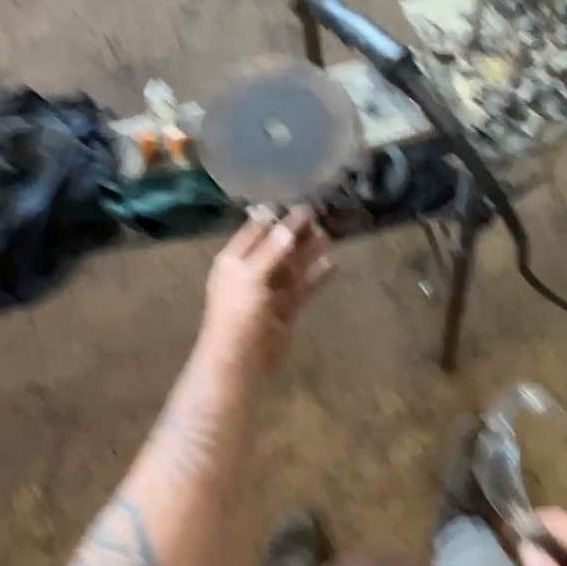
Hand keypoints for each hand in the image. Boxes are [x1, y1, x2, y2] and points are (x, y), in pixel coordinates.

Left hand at [200, 205, 332, 373]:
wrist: (239, 363)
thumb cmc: (237, 315)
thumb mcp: (250, 276)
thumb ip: (272, 250)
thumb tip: (290, 224)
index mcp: (234, 260)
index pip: (256, 230)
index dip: (276, 217)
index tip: (298, 202)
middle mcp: (252, 271)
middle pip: (277, 246)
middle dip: (296, 232)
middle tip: (319, 214)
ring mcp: (270, 291)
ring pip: (292, 265)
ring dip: (308, 251)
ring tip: (328, 234)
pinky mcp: (286, 309)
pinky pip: (303, 287)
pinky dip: (316, 276)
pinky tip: (332, 264)